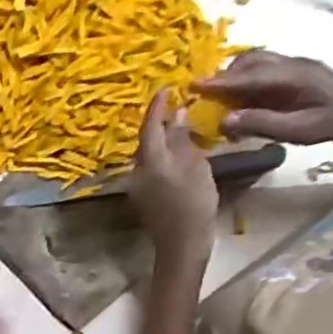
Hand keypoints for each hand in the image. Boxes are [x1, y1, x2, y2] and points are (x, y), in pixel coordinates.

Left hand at [130, 92, 218, 258]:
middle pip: (146, 142)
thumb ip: (182, 140)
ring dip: (162, 140)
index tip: (166, 88)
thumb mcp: (195, 166)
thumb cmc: (193, 204)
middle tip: (176, 105)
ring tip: (180, 125)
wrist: (182, 245)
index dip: (157, 107)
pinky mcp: (144, 199)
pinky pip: (152, 169)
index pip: (149, 127)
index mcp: (149, 162)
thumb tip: (176, 116)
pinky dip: (163, 156)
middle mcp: (137, 173)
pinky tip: (177, 153)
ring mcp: (138, 188)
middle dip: (159, 122)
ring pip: (149, 156)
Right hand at [194, 50, 332, 144]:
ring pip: (255, 63)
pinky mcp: (290, 73)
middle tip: (202, 94)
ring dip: (234, 77)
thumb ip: (261, 124)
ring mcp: (292, 66)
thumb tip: (225, 120)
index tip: (194, 85)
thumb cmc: (328, 125)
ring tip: (218, 98)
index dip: (221, 81)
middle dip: (225, 76)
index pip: (251, 76)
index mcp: (295, 76)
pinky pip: (261, 71)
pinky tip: (238, 101)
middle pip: (251, 62)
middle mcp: (292, 64)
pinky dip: (243, 82)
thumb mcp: (296, 130)